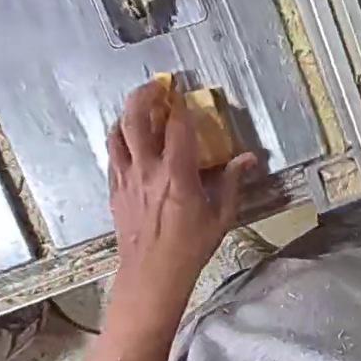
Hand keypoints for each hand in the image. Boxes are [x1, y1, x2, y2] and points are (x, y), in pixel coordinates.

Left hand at [107, 79, 256, 313]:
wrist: (151, 275)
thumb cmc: (190, 247)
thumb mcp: (221, 216)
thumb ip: (232, 182)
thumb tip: (249, 159)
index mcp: (177, 175)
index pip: (177, 127)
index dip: (181, 106)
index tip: (185, 93)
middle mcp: (147, 170)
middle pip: (136, 119)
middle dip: (145, 96)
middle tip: (158, 85)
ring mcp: (126, 178)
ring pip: (118, 133)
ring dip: (128, 112)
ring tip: (140, 104)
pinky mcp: (115, 189)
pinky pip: (112, 153)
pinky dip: (119, 137)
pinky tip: (129, 135)